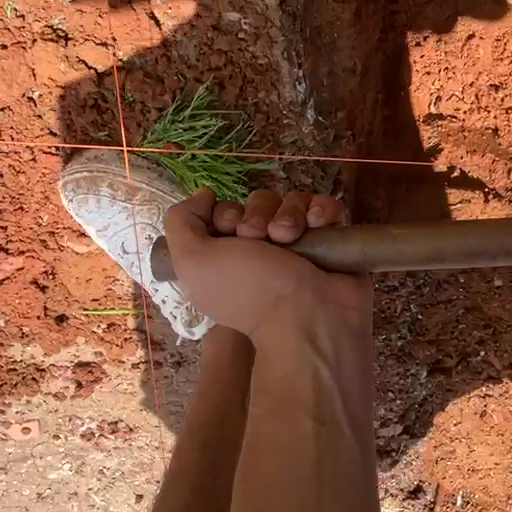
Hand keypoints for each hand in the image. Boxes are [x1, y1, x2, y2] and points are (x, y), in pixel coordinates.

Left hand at [162, 187, 371, 346]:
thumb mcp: (194, 263)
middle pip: (259, 202)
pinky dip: (321, 210)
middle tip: (262, 239)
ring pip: (292, 201)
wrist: (310, 316)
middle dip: (258, 215)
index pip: (227, 211)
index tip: (230, 231)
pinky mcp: (330, 239)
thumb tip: (204, 195)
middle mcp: (263, 249)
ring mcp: (299, 245)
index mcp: (228, 256)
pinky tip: (318, 225)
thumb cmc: (250, 291)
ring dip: (290, 213)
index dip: (226, 214)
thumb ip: (181, 223)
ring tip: (291, 238)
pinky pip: (324, 206)